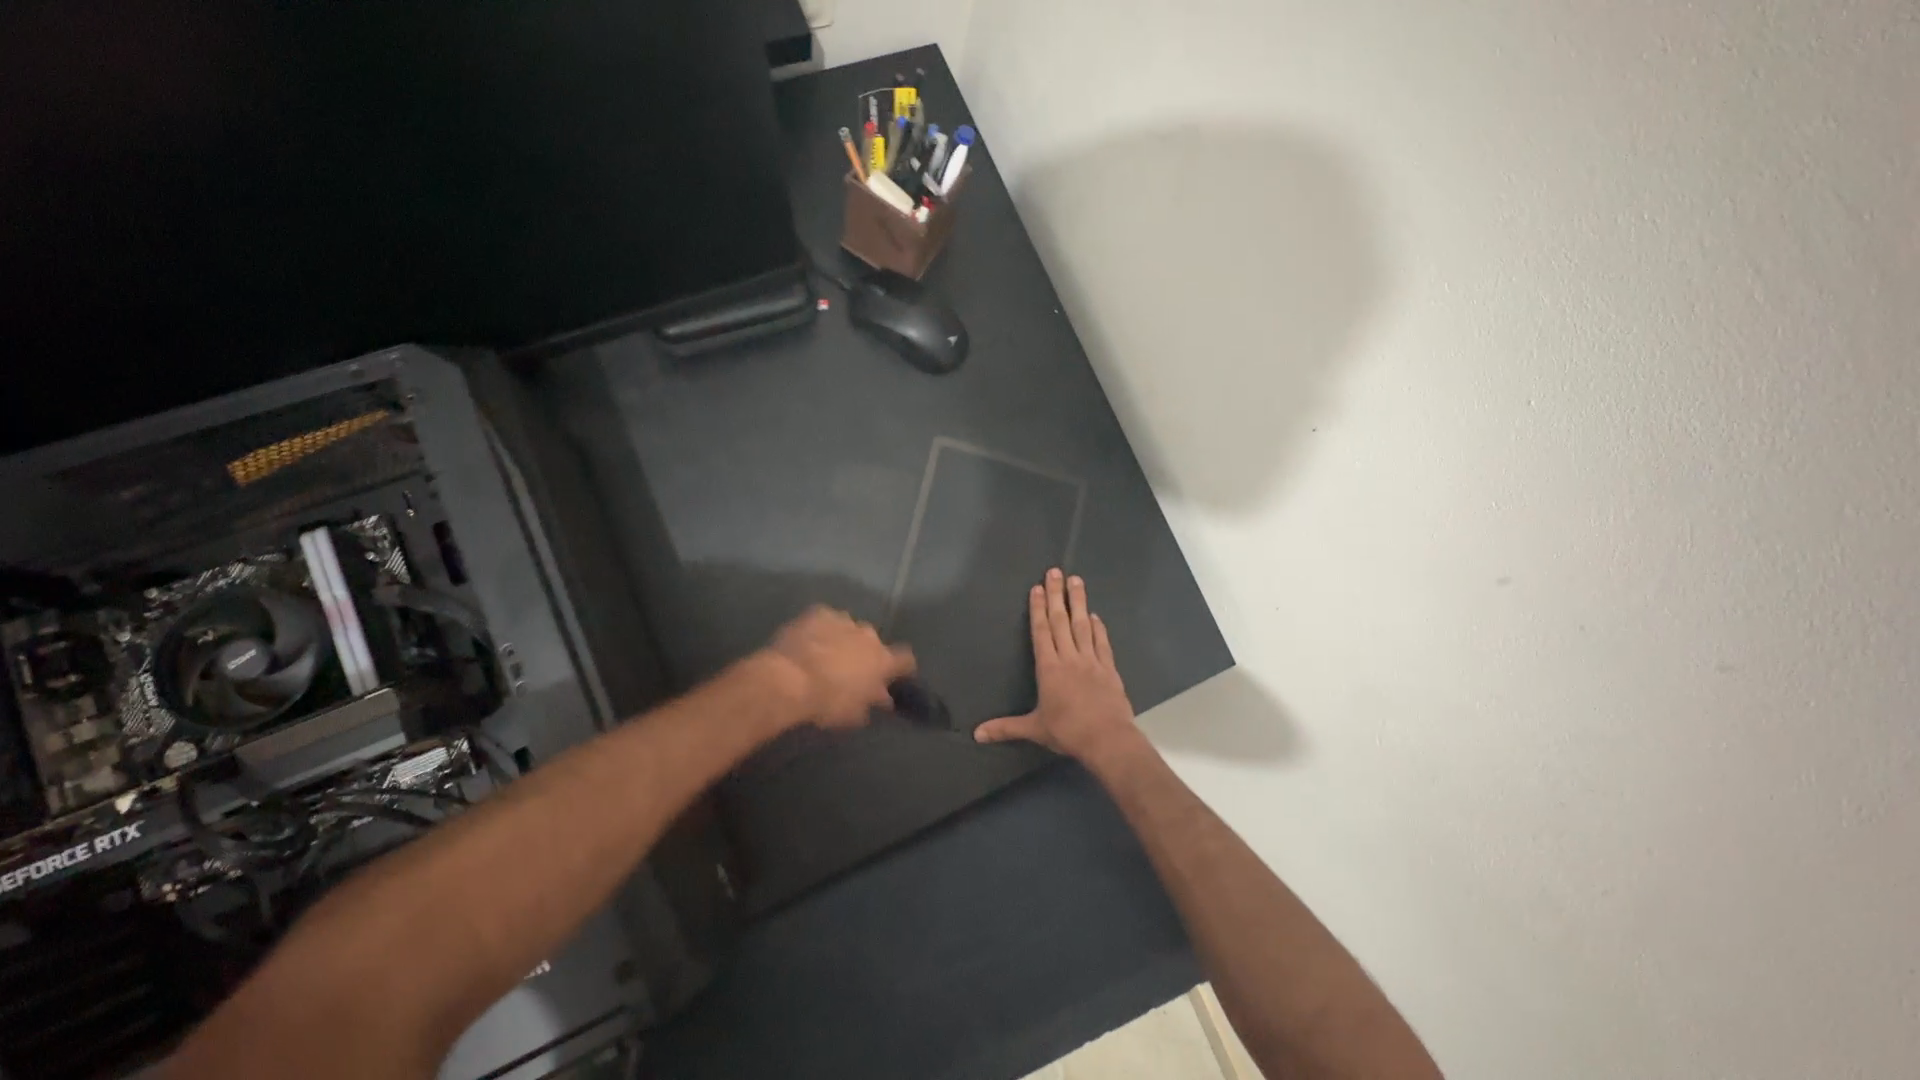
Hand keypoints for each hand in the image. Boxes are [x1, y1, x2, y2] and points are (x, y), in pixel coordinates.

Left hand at [764, 606, 916, 729]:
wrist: (788, 680)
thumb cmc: (826, 702)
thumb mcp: (853, 714)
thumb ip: (871, 702)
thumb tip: (882, 698)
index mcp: (883, 661)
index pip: (906, 659)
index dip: (902, 667)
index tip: (894, 676)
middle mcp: (868, 636)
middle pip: (873, 642)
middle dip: (865, 653)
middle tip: (850, 669)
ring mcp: (843, 620)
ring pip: (849, 628)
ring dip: (843, 639)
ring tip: (825, 655)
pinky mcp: (818, 612)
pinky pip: (826, 620)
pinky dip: (821, 629)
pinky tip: (809, 641)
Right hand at [976, 569, 1140, 762]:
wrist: (1108, 739)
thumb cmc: (1068, 731)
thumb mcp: (1034, 729)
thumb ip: (1005, 728)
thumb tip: (976, 735)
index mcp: (1049, 668)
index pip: (1041, 632)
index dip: (1038, 609)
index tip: (1038, 588)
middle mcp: (1070, 658)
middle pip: (1061, 621)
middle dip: (1057, 595)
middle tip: (1055, 572)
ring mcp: (1092, 661)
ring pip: (1083, 625)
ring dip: (1079, 602)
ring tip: (1077, 581)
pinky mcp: (1109, 669)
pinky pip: (1102, 642)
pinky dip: (1098, 628)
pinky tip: (1095, 616)